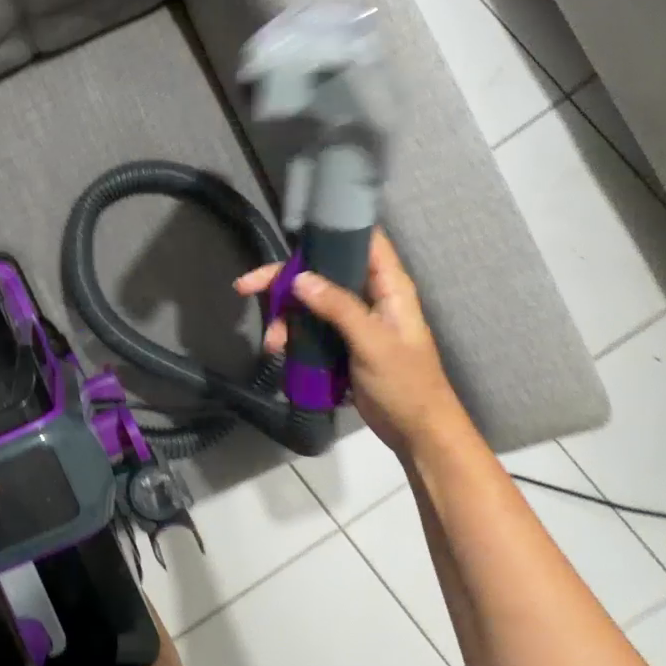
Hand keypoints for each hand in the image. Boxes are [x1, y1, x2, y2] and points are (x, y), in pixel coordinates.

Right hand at [234, 231, 468, 457]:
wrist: (418, 434)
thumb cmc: (406, 385)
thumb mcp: (373, 344)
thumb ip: (338, 308)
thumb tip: (299, 279)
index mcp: (389, 287)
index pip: (363, 241)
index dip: (331, 230)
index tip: (293, 236)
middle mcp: (370, 295)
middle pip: (322, 270)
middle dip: (283, 279)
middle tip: (247, 287)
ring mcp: (354, 319)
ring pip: (309, 300)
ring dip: (284, 316)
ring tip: (272, 342)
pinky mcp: (341, 341)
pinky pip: (309, 326)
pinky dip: (290, 334)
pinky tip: (279, 351)